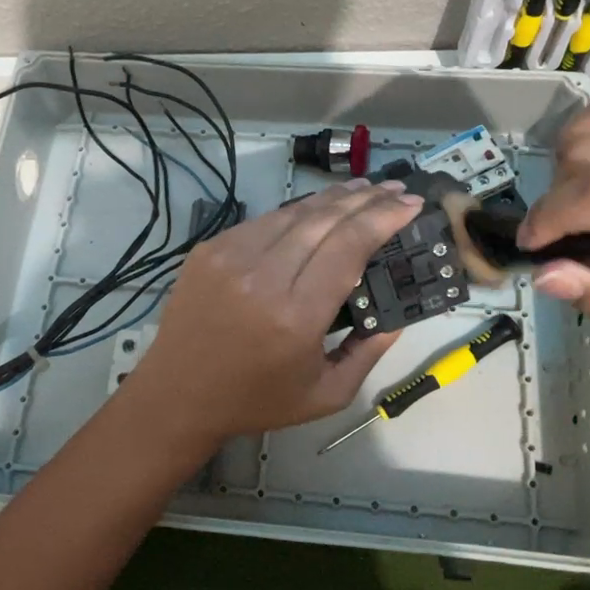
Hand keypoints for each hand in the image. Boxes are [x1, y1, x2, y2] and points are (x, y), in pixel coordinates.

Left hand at [127, 179, 422, 439]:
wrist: (177, 395)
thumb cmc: (257, 400)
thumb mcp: (326, 394)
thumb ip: (369, 352)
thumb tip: (400, 314)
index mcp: (296, 316)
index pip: (348, 246)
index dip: (383, 218)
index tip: (411, 203)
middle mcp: (262, 278)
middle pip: (325, 220)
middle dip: (366, 199)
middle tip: (395, 189)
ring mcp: (230, 258)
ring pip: (293, 212)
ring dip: (333, 197)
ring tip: (363, 190)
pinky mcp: (209, 250)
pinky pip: (263, 221)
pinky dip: (296, 212)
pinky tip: (317, 209)